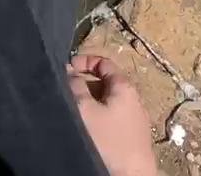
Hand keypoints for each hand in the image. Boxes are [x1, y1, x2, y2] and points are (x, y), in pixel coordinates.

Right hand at [67, 55, 158, 175]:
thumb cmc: (108, 139)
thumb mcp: (85, 107)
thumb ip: (74, 84)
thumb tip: (69, 70)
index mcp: (125, 87)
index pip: (102, 62)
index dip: (83, 62)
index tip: (66, 71)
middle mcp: (133, 100)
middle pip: (103, 82)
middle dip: (83, 85)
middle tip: (67, 94)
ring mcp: (134, 120)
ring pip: (106, 102)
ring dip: (89, 104)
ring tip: (75, 113)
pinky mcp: (133, 138)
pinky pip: (111, 119)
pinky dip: (98, 118)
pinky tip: (88, 130)